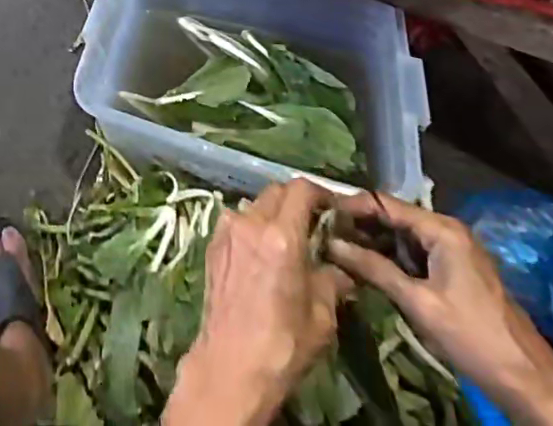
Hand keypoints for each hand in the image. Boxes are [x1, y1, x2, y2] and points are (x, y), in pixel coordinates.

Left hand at [164, 179, 352, 425]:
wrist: (230, 363)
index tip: (334, 207)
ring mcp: (226, 231)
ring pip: (254, 205)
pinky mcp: (212, 243)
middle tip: (314, 224)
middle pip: (276, 191)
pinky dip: (253, 227)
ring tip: (287, 240)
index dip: (320, 192)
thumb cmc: (283, 344)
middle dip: (297, 201)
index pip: (301, 189)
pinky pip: (237, 222)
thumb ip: (331, 280)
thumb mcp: (322, 316)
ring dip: (273, 214)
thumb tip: (339, 269)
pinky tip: (261, 252)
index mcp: (281, 235)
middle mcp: (249, 222)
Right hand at [322, 193, 552, 425]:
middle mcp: (448, 230)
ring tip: (336, 249)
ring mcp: (454, 251)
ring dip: (372, 242)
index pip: (384, 203)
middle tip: (322, 233)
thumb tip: (330, 243)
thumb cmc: (473, 337)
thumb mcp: (417, 302)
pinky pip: (415, 253)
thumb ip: (373, 268)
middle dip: (358, 225)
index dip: (350, 206)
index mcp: (441, 229)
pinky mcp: (456, 271)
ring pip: (402, 236)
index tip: (317, 213)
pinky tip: (367, 267)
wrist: (531, 384)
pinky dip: (391, 258)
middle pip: (393, 217)